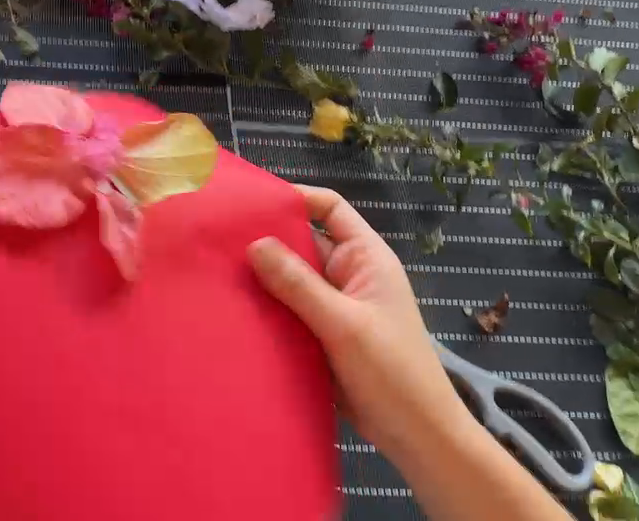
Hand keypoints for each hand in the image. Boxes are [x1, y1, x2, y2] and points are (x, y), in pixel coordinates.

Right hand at [247, 184, 472, 455]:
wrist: (420, 441)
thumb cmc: (393, 373)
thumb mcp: (344, 324)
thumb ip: (298, 283)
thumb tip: (253, 243)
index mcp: (365, 258)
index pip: (330, 208)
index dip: (296, 198)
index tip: (253, 203)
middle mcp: (348, 274)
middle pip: (302, 242)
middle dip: (266, 240)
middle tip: (220, 239)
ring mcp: (334, 305)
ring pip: (291, 277)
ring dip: (262, 276)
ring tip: (218, 270)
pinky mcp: (321, 334)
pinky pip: (288, 308)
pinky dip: (266, 306)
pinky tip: (235, 307)